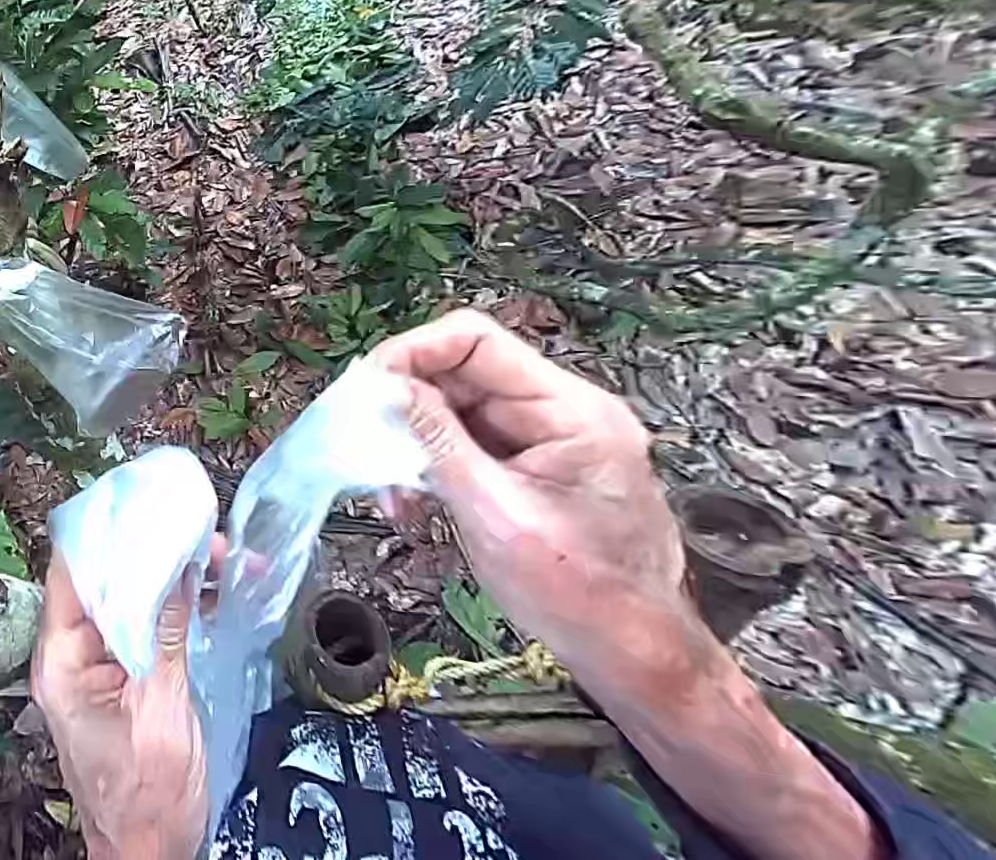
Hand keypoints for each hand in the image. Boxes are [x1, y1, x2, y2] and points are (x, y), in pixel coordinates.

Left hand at [31, 552, 209, 859]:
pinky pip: (152, 618)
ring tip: (222, 554)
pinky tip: (217, 586)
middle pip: (107, 578)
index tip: (136, 504)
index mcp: (64, 660)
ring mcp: (103, 658)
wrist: (152, 854)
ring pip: (135, 593)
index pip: (70, 575)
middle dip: (153, 549)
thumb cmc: (145, 799)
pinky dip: (183, 600)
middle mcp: (76, 651)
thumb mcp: (160, 711)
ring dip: (176, 572)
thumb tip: (178, 568)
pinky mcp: (129, 667)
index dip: (100, 535)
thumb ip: (166, 636)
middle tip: (197, 531)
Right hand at [367, 309, 701, 694]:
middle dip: (404, 407)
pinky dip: (427, 463)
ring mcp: (538, 434)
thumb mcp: (494, 514)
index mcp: (569, 410)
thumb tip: (387, 388)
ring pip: (450, 407)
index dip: (413, 351)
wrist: (630, 655)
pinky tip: (411, 502)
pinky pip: (459, 439)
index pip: (476, 340)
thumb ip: (439, 443)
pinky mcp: (521, 459)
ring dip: (410, 442)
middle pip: (457, 372)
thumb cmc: (577, 594)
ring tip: (392, 493)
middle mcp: (555, 408)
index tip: (367, 387)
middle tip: (365, 443)